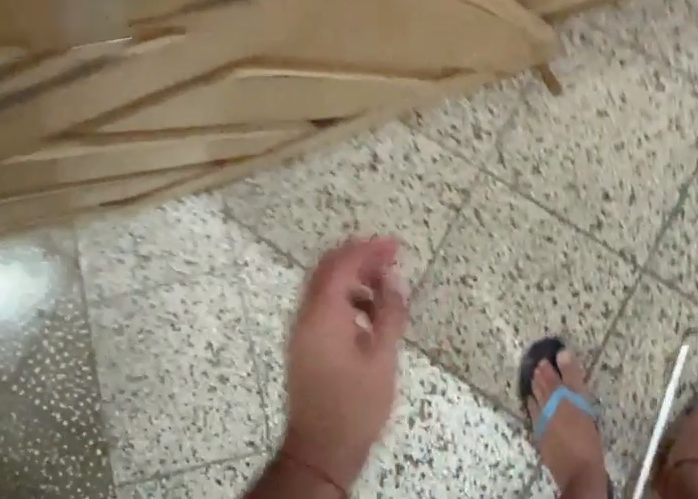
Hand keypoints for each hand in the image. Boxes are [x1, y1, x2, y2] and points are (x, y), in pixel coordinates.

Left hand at [279, 237, 409, 488]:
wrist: (320, 452)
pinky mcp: (304, 346)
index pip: (343, 264)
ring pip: (324, 287)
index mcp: (324, 313)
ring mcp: (301, 332)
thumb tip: (394, 280)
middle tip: (390, 256)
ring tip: (385, 284)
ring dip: (353, 277)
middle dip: (360, 257)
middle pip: (329, 269)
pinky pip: (322, 306)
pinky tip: (369, 312)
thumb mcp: (383, 356)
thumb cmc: (355, 404)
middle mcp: (306, 316)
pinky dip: (345, 297)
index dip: (370, 249)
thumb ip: (390, 312)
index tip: (396, 245)